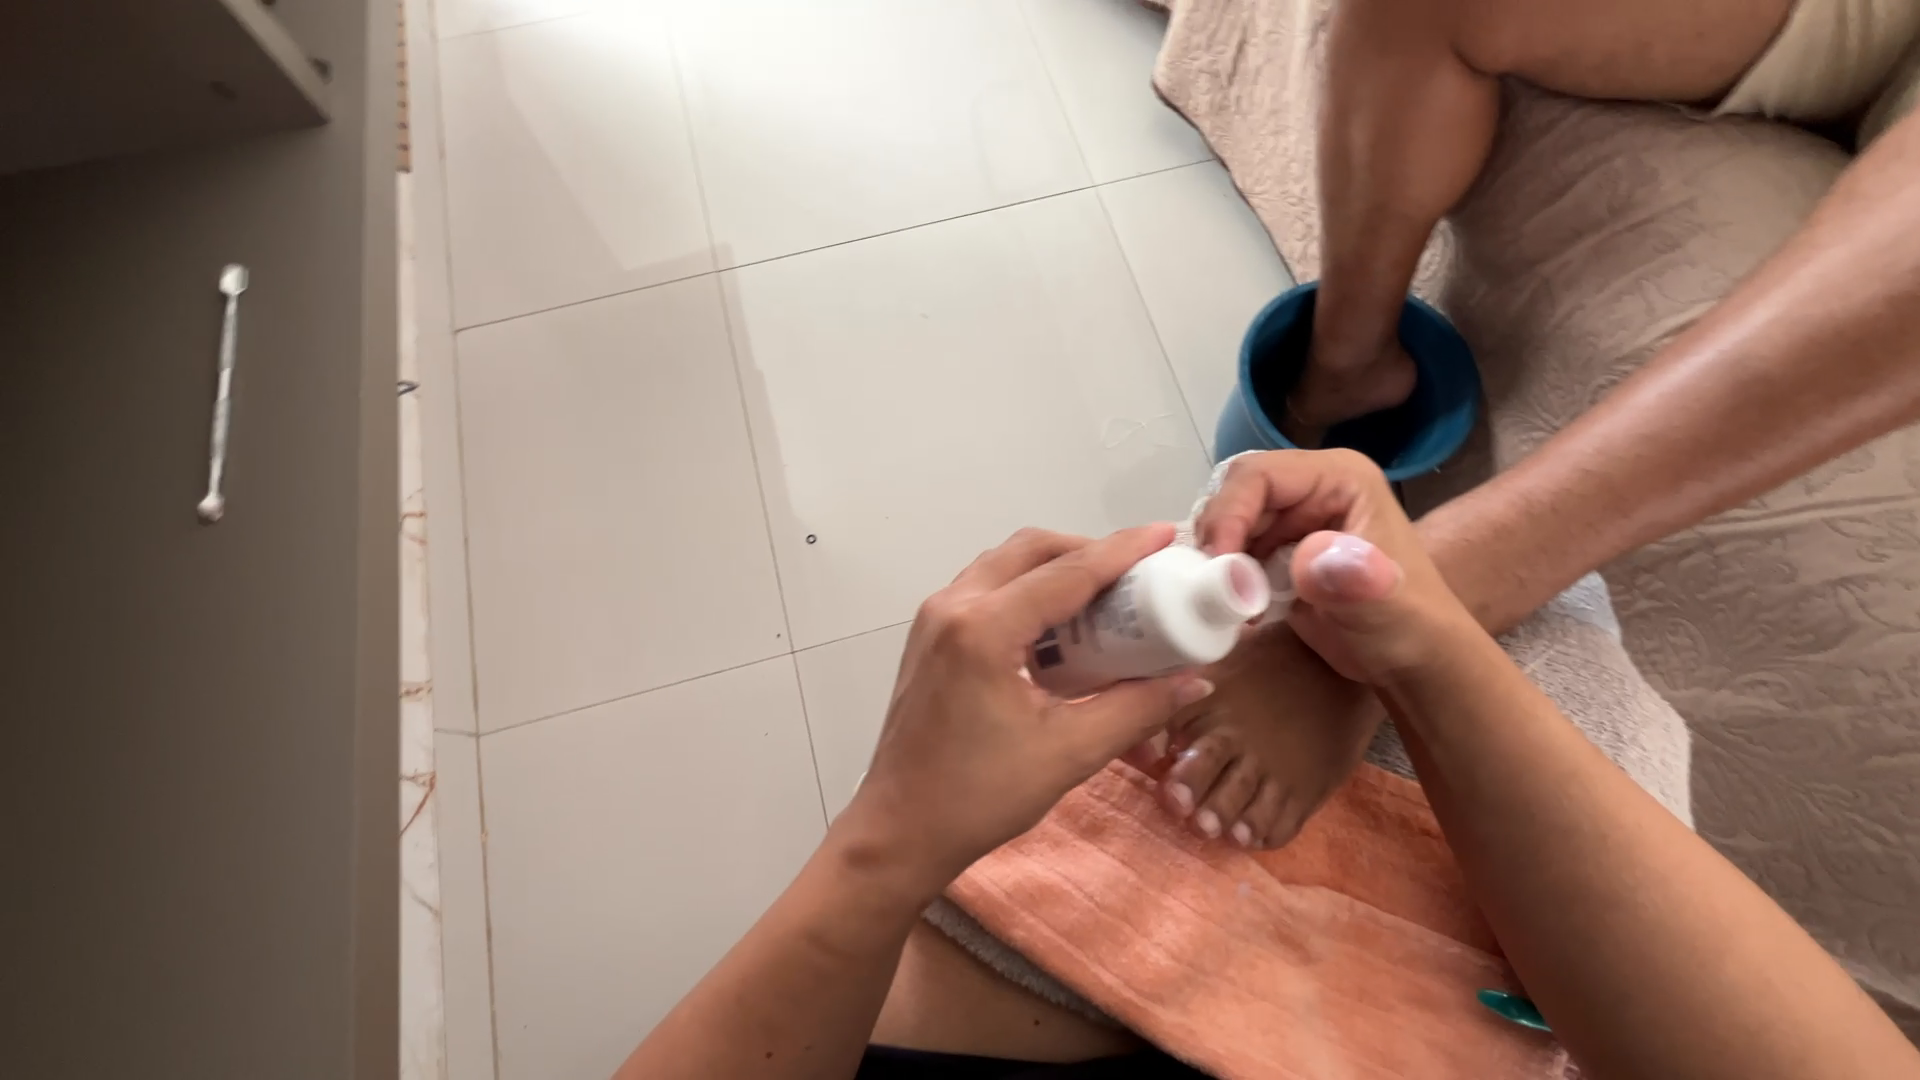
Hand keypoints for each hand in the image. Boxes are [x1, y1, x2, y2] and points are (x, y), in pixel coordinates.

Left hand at [842, 525, 1215, 891]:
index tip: (1166, 535)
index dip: (1123, 550)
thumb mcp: (1069, 753)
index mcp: (983, 629)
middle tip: (1137, 574)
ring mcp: (933, 617)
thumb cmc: (979, 796)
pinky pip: (985, 587)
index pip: (1067, 572)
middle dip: (1088, 552)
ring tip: (1103, 595)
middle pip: (1031, 550)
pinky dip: (1026, 588)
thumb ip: (1137, 709)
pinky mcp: (928, 634)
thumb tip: (1194, 680)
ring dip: (1055, 567)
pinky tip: (1057, 624)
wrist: (900, 828)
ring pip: (1004, 563)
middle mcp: (952, 606)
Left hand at [1136, 623, 1383, 848]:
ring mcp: (1277, 768)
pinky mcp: (1308, 788)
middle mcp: (1242, 740)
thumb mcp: (1223, 662)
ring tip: (1227, 834)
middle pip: (1214, 773)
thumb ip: (1187, 686)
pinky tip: (1253, 838)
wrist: (1336, 668)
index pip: (1183, 741)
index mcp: (1215, 708)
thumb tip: (1152, 699)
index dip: (1172, 766)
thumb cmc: (1270, 660)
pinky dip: (1266, 833)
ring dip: (1234, 822)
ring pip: (1249, 805)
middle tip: (1194, 819)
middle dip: (1199, 797)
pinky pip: (1285, 822)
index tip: (1165, 788)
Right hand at [1196, 449, 1475, 685]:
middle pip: (1233, 493)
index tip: (1219, 564)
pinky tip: (1235, 607)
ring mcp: (1290, 518)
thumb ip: (1351, 578)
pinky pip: (1229, 549)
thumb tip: (1310, 553)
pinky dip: (1221, 576)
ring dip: (1216, 560)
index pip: (1258, 475)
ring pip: (1224, 521)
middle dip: (1217, 537)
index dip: (1229, 513)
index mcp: (1338, 478)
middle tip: (1213, 584)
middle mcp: (1309, 488)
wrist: (1411, 664)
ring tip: (1226, 600)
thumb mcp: (1384, 606)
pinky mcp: (1274, 548)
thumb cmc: (1408, 630)